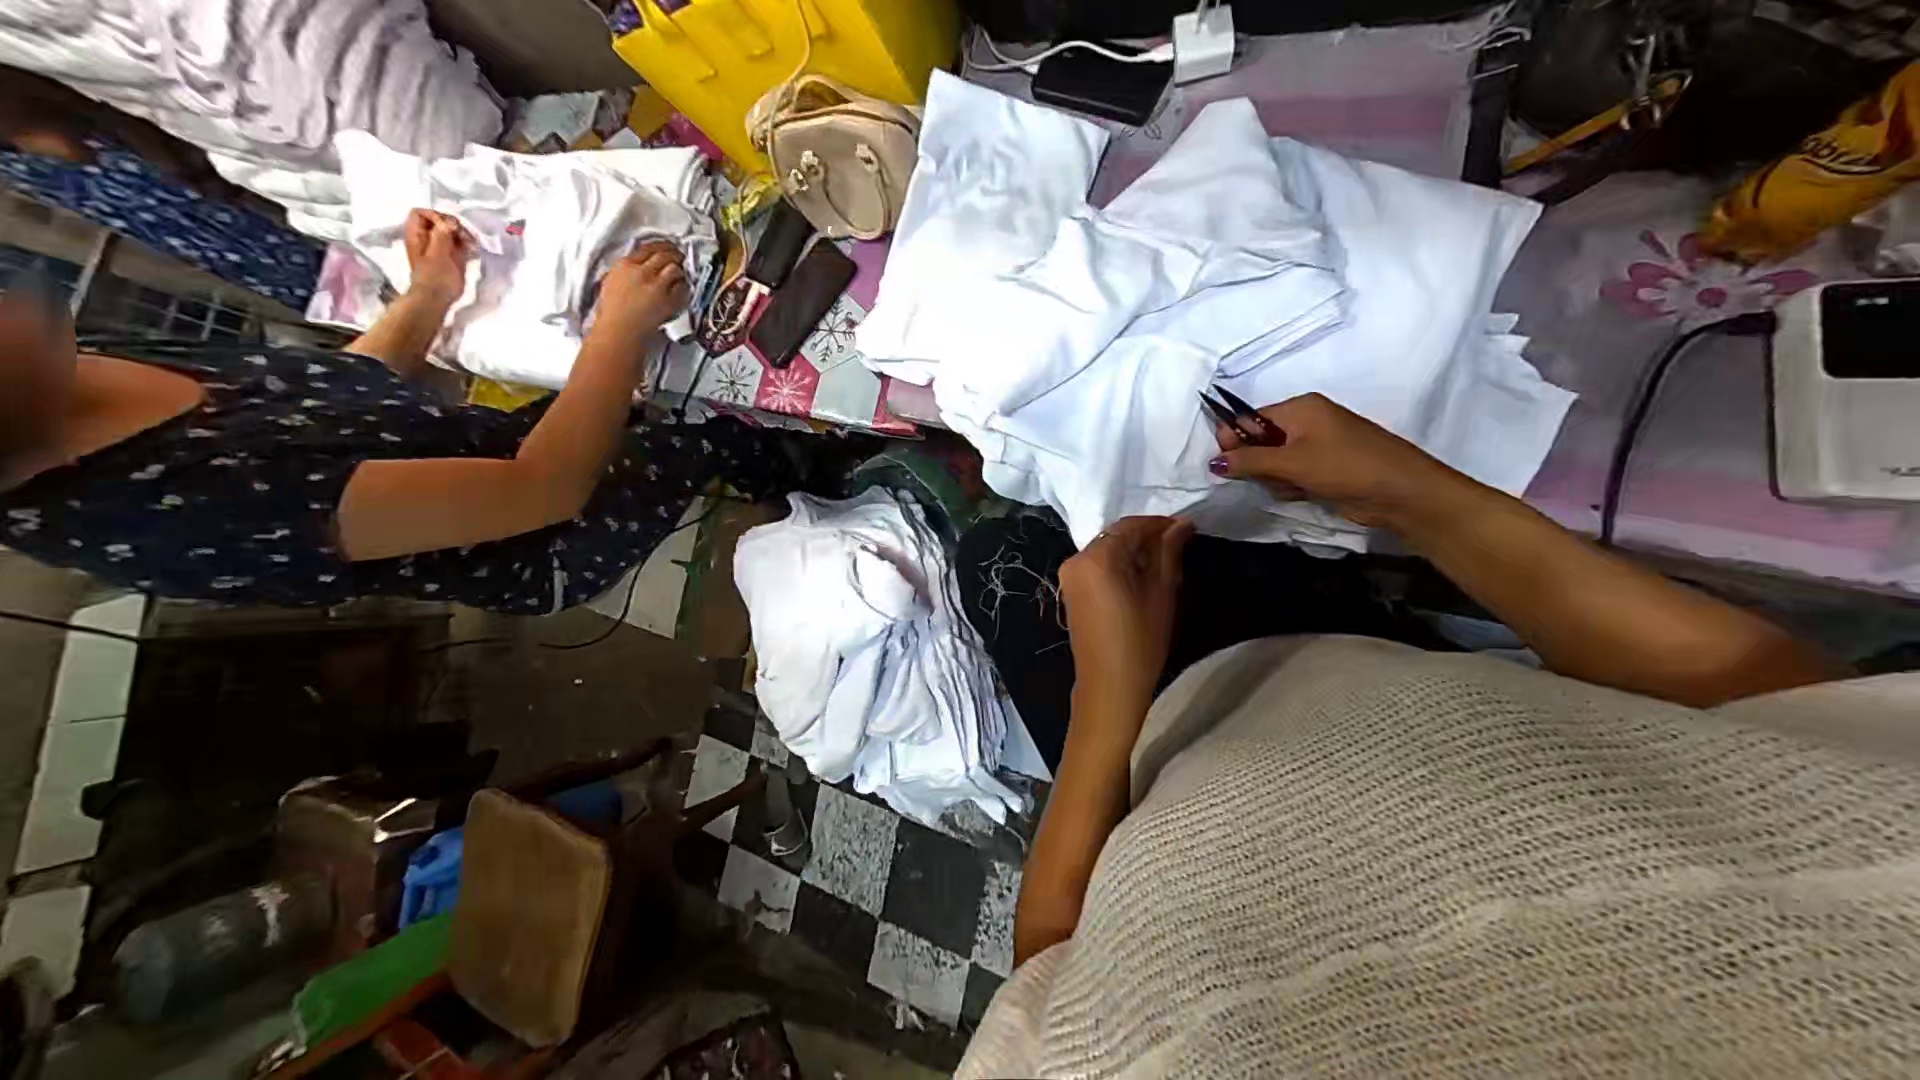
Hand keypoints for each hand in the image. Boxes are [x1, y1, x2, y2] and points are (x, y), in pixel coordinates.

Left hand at [404, 209, 471, 303]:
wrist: (437, 298)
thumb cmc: (435, 276)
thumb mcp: (437, 254)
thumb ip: (442, 235)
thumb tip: (450, 221)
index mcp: (417, 235)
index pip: (421, 213)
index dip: (435, 216)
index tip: (449, 226)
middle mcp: (427, 239)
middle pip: (437, 221)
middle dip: (451, 224)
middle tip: (464, 233)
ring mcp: (439, 248)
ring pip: (449, 232)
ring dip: (461, 234)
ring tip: (471, 241)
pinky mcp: (451, 258)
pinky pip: (458, 244)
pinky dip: (465, 244)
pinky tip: (473, 248)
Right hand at [589, 242, 688, 348]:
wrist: (620, 331)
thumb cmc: (612, 311)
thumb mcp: (612, 281)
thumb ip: (627, 269)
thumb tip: (639, 264)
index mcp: (625, 265)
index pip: (648, 248)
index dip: (661, 246)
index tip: (666, 247)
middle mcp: (642, 272)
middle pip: (664, 255)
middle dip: (674, 254)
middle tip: (679, 257)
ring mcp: (657, 287)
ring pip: (675, 269)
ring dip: (679, 270)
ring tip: (680, 272)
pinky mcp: (669, 301)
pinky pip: (682, 288)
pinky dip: (683, 286)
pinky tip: (681, 289)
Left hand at [1059, 516, 1194, 706]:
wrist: (1109, 683)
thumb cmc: (1141, 640)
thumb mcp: (1162, 592)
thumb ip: (1169, 552)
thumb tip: (1182, 524)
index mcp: (1096, 558)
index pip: (1130, 526)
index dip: (1160, 524)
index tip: (1187, 528)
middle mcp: (1076, 560)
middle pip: (1115, 536)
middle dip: (1146, 537)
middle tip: (1178, 545)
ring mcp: (1069, 575)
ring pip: (1106, 549)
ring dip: (1133, 550)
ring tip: (1164, 561)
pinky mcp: (1070, 590)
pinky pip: (1096, 565)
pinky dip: (1118, 564)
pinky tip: (1140, 575)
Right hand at [1209, 392, 1475, 528]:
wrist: (1401, 493)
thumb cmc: (1345, 466)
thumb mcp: (1291, 463)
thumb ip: (1249, 461)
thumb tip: (1213, 460)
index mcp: (1300, 407)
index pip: (1250, 419)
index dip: (1234, 440)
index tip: (1225, 463)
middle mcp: (1307, 422)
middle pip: (1260, 442)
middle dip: (1259, 464)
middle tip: (1271, 477)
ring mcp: (1316, 446)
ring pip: (1273, 463)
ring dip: (1275, 479)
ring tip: (1293, 487)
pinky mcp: (1323, 468)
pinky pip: (1290, 474)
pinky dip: (1290, 486)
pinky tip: (1303, 493)